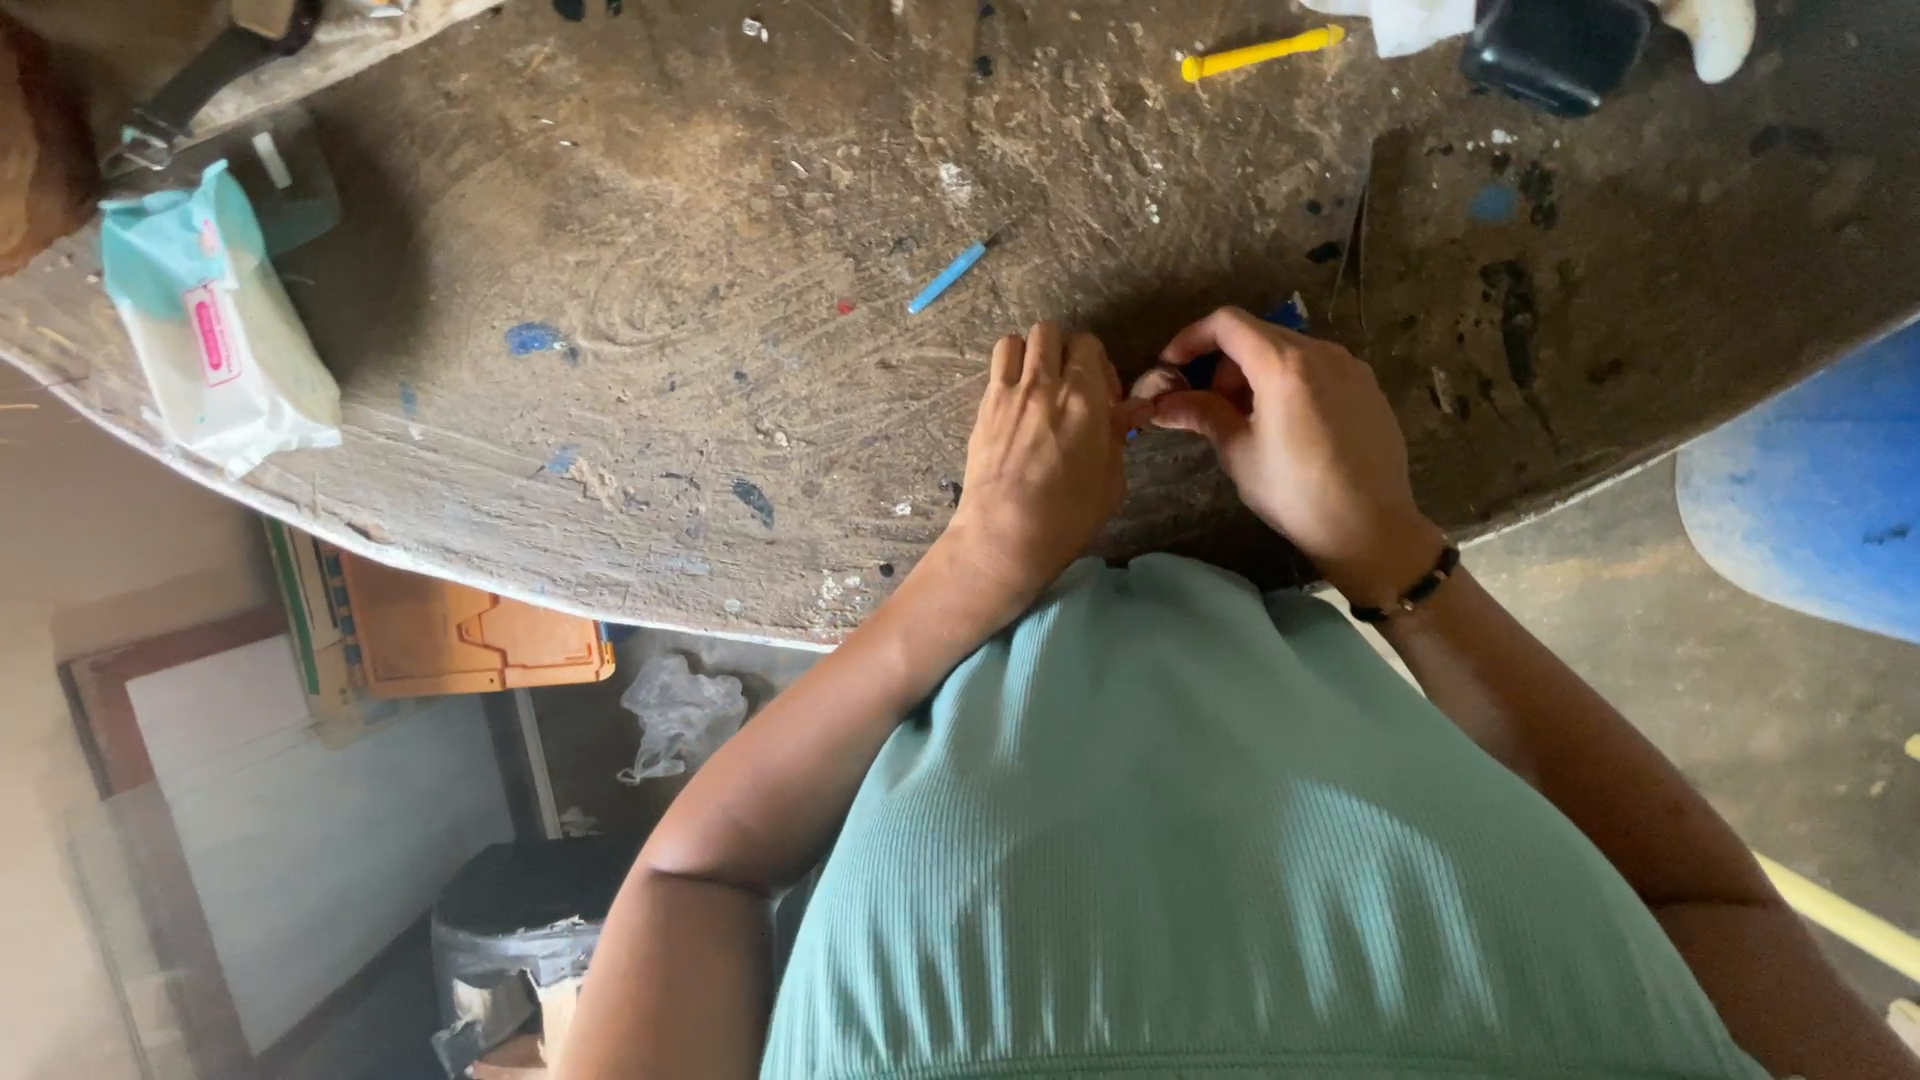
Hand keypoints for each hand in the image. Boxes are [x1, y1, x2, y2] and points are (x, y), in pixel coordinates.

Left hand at [938, 322, 1146, 610]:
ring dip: (1030, 354)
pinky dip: (1007, 371)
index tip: (1103, 397)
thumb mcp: (1110, 480)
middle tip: (1070, 384)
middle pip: (1051, 333)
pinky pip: (995, 367)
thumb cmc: (1066, 517)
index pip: (1089, 345)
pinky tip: (1015, 403)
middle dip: (1064, 351)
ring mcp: (1008, 394)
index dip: (1098, 365)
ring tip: (1037, 384)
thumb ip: (1118, 435)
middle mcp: (1044, 385)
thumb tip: (1134, 409)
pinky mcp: (982, 410)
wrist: (1004, 536)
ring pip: (1016, 341)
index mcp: (1083, 398)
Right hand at [1134, 307, 1444, 605]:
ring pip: (1288, 350)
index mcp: (1283, 365)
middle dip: (1223, 363)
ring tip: (1248, 419)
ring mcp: (1351, 367)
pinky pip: (1316, 368)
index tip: (1172, 365)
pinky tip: (1286, 425)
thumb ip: (1202, 414)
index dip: (1191, 338)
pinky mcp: (1368, 387)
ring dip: (1255, 372)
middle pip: (1257, 334)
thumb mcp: (1238, 452)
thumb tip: (1164, 405)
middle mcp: (1321, 352)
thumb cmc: (1294, 491)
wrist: (1369, 525)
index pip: (1227, 324)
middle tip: (1210, 406)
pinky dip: (1288, 381)